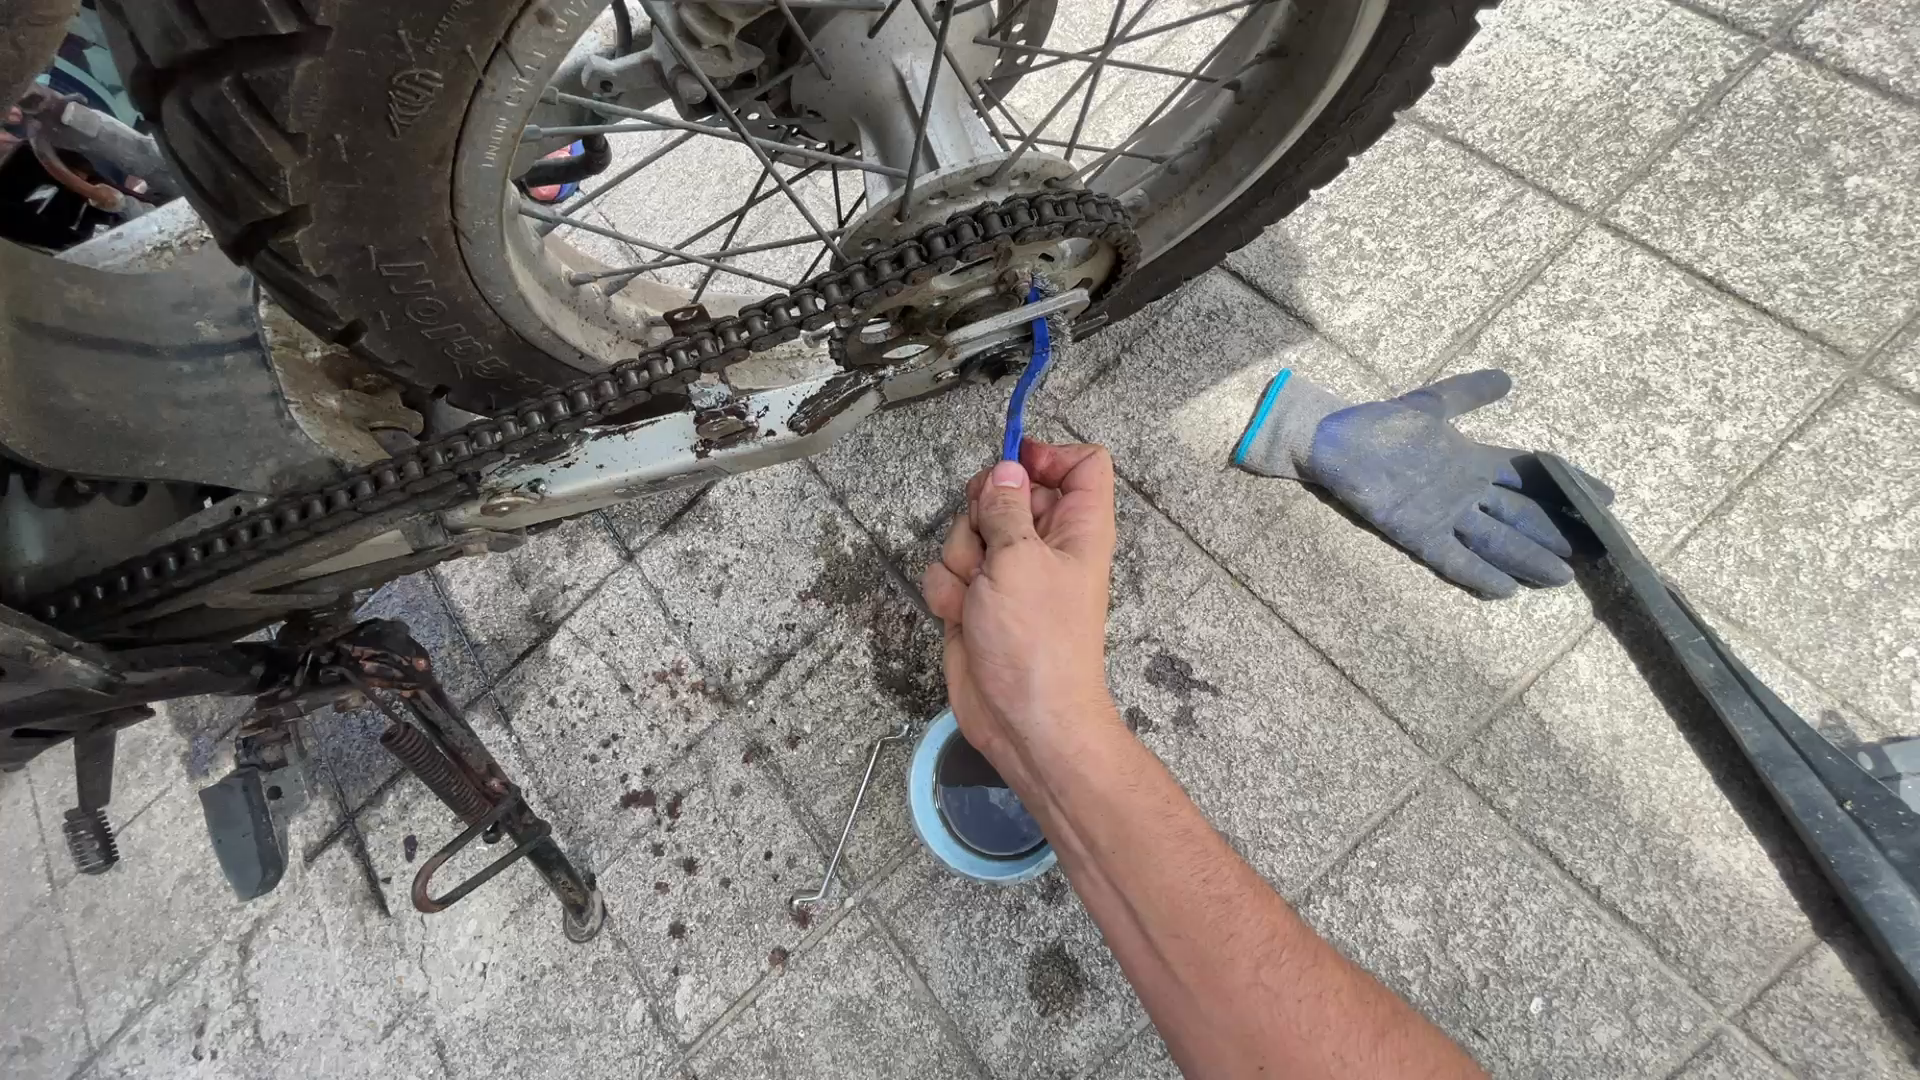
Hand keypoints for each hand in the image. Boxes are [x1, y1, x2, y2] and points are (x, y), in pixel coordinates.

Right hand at [921, 439, 1119, 785]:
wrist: (1022, 719)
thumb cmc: (1036, 639)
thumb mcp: (1020, 559)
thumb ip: (1006, 506)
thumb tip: (1007, 469)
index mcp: (1077, 525)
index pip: (1080, 463)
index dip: (1047, 456)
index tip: (1012, 468)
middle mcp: (1044, 543)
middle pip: (1006, 491)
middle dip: (983, 514)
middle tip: (990, 546)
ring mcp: (1006, 572)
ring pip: (967, 532)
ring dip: (962, 560)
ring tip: (979, 596)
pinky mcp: (975, 599)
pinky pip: (947, 572)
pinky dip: (948, 592)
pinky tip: (962, 617)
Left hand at [1238, 368, 1611, 597]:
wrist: (1333, 442)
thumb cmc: (1377, 424)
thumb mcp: (1430, 405)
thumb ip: (1468, 394)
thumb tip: (1508, 378)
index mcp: (1472, 461)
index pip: (1531, 475)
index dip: (1567, 487)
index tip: (1608, 499)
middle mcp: (1464, 492)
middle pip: (1519, 514)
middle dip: (1553, 534)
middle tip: (1590, 555)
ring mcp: (1441, 515)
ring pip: (1494, 539)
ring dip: (1525, 558)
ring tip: (1558, 577)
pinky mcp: (1414, 533)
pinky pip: (1451, 557)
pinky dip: (1476, 573)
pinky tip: (1503, 590)